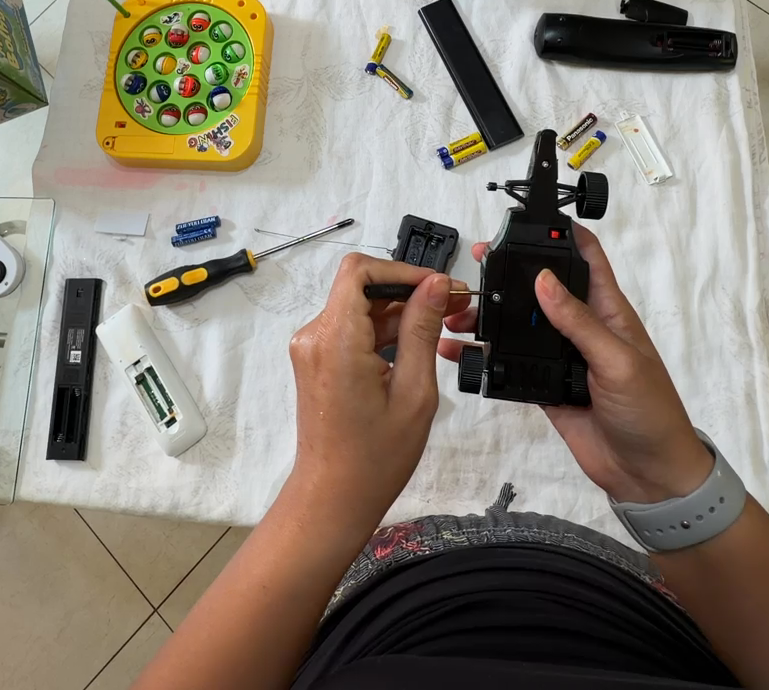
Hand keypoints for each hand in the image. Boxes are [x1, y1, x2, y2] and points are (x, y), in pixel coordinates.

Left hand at [285, 254, 470, 527]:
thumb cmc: (377, 456)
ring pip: (360, 308)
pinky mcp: (317, 360)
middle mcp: (315, 334)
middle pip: (362, 288)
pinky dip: (384, 330)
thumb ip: (422, 330)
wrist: (333, 498)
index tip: (439, 286)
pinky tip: (418, 344)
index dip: (401, 270)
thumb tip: (436, 283)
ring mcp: (313, 347)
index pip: (359, 271)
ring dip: (400, 311)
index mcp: (335, 338)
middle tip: (455, 304)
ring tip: (446, 322)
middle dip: (409, 291)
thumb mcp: (414, 391)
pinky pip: (352, 329)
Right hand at [437, 226, 710, 503]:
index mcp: (607, 312)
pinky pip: (508, 363)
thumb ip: (579, 322)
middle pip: (540, 288)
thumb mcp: (618, 361)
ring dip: (489, 315)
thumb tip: (543, 280)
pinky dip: (483, 356)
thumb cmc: (650, 412)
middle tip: (477, 262)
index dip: (562, 236)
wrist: (648, 478)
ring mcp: (558, 355)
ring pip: (518, 325)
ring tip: (458, 311)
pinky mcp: (542, 384)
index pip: (585, 260)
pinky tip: (459, 351)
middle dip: (509, 272)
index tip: (529, 220)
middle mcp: (579, 327)